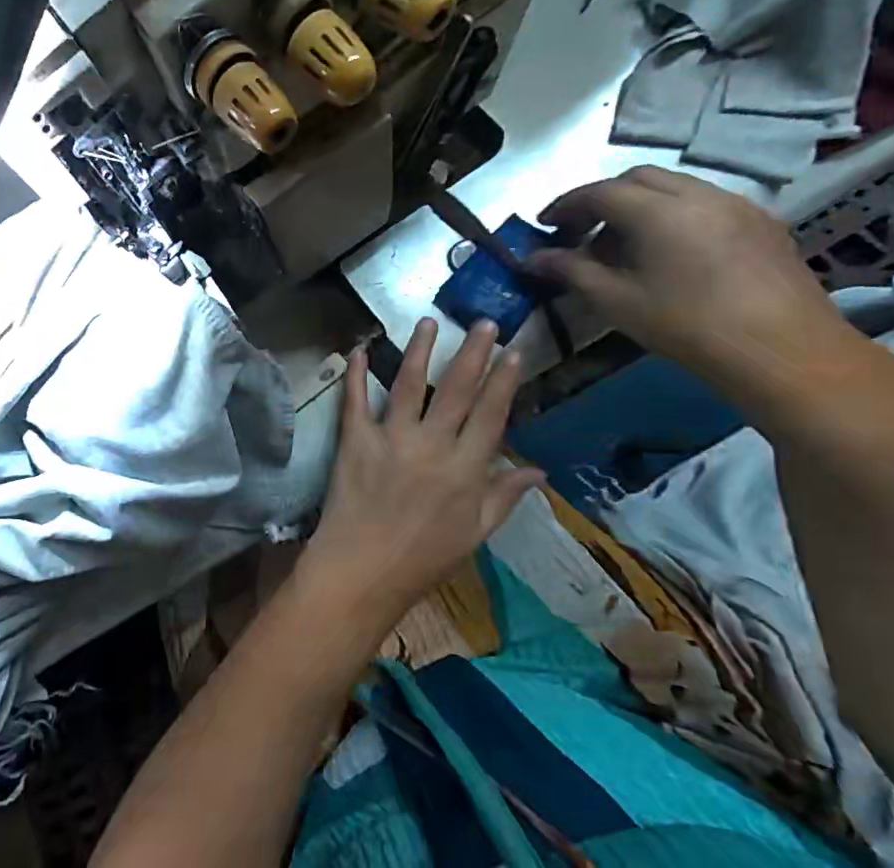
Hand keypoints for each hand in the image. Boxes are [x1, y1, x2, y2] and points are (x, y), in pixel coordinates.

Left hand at [295, 318, 542, 631]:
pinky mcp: (355, 440)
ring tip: (428, 322)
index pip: (491, 414)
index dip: (504, 381)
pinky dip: (355, 373)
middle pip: (456, 390)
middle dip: (473, 353)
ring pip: (408, 384)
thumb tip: (538, 470)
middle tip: (483, 322)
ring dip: (420, 350)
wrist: (363, 571)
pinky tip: (358, 348)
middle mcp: (432, 446)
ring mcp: (391, 439)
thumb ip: (504, 496)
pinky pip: (355, 400)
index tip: (514, 352)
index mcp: (467, 469)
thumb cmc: (424, 558)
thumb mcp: (476, 533)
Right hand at [525, 166, 864, 404]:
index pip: (599, 191)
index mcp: (659, 211)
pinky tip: (669, 254)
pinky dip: (673, 215)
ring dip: (639, 206)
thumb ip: (570, 271)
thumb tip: (532, 259)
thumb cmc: (687, 326)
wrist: (783, 352)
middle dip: (602, 199)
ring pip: (675, 188)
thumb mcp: (615, 301)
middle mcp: (700, 195)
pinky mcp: (763, 224)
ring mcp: (737, 206)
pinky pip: (706, 204)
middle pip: (638, 179)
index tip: (545, 224)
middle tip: (581, 231)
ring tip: (623, 247)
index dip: (566, 204)